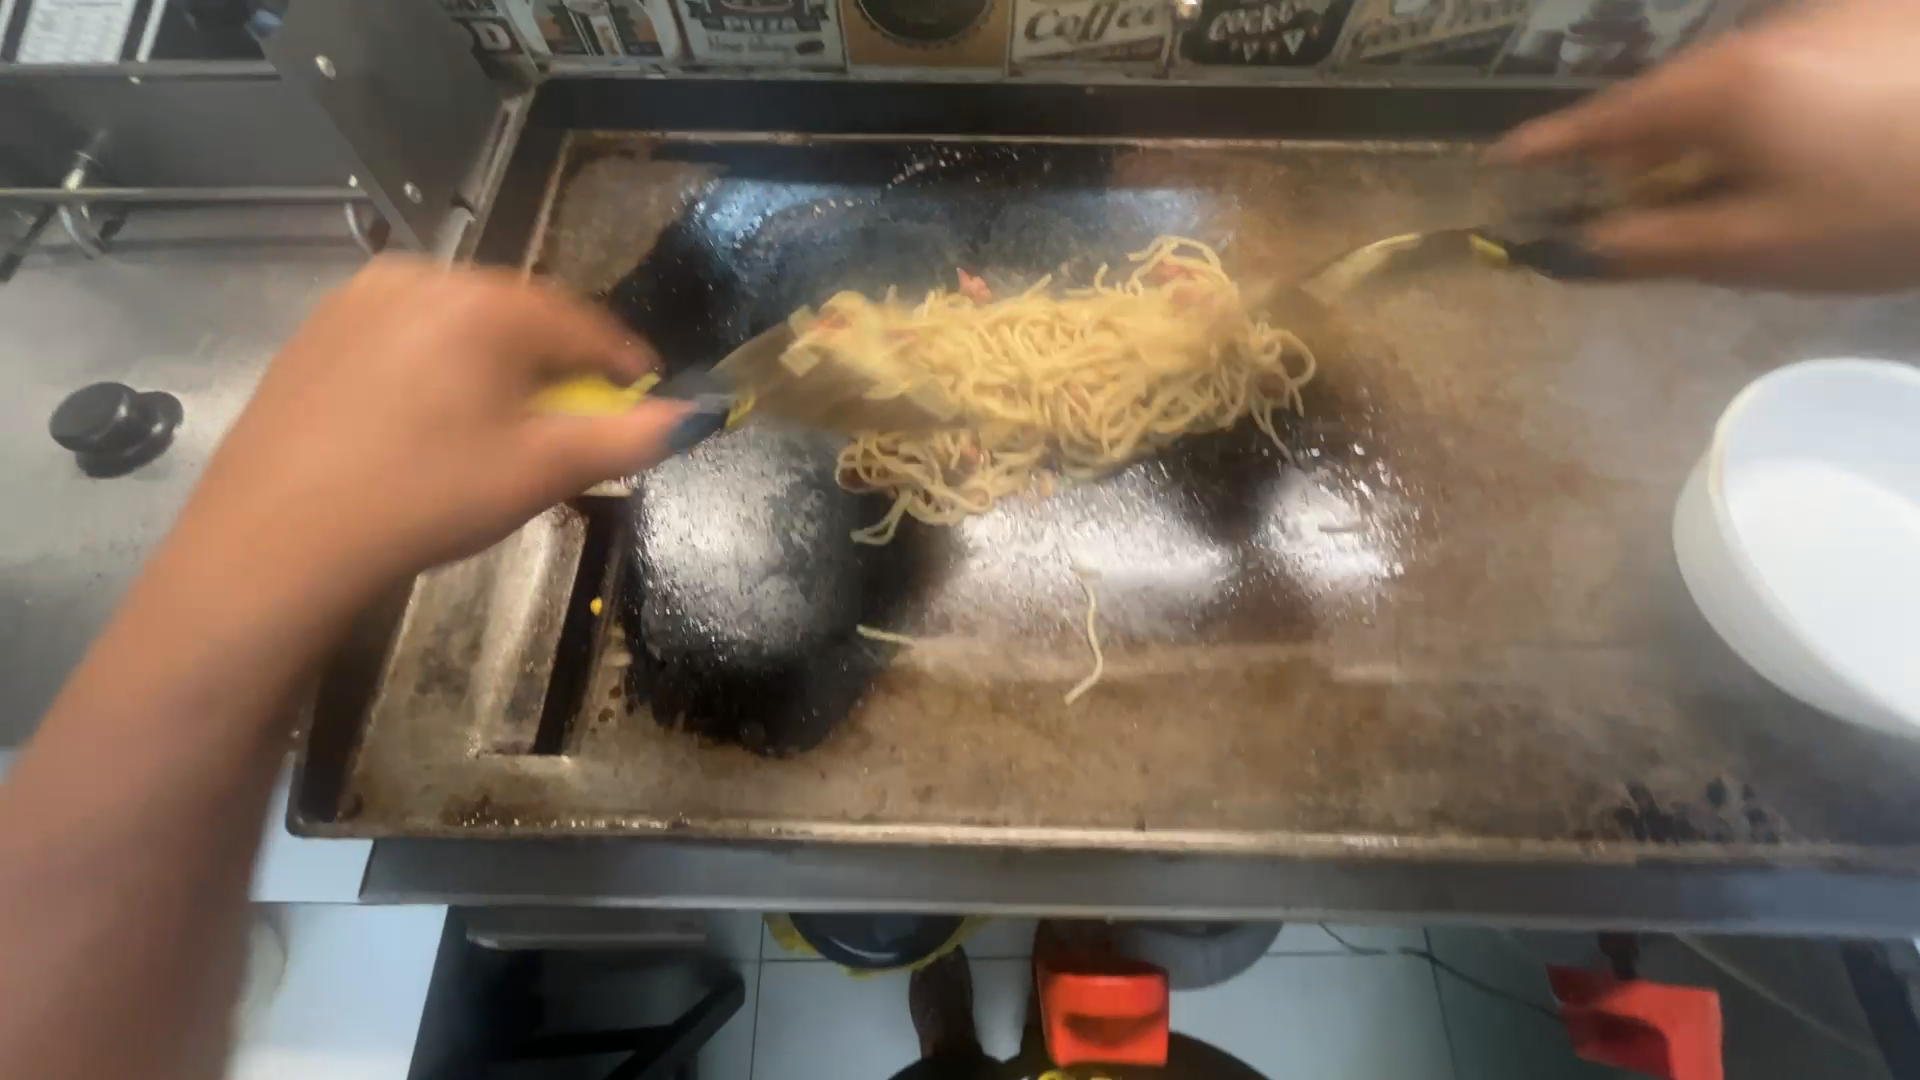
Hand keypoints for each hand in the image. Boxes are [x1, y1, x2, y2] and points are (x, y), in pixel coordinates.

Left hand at [180, 257, 697, 593]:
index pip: (584, 323)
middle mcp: (420, 279)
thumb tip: (701, 415)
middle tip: (580, 416)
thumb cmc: (431, 496)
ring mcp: (360, 300)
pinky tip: (447, 419)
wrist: (276, 542)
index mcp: (482, 305)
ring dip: (510, 363)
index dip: (626, 361)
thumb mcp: (548, 469)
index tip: (646, 395)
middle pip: (526, 316)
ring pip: (470, 324)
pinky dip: (453, 365)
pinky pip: (417, 334)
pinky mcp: (320, 330)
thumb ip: (634, 436)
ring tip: (515, 420)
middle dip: (565, 363)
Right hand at [1493, 0, 1919, 290]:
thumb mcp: (1749, 250)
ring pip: (1735, 78)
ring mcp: (1843, 22)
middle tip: (1618, 191)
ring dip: (1701, 128)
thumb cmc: (1892, 210)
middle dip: (1633, 144)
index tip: (1499, 160)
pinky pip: (1795, 65)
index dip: (1546, 146)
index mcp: (1726, 89)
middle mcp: (1777, 36)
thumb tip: (1565, 252)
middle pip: (1669, 93)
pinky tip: (1790, 146)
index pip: (1604, 121)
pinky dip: (1764, 108)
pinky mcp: (1891, 27)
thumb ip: (1642, 249)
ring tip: (1706, 175)